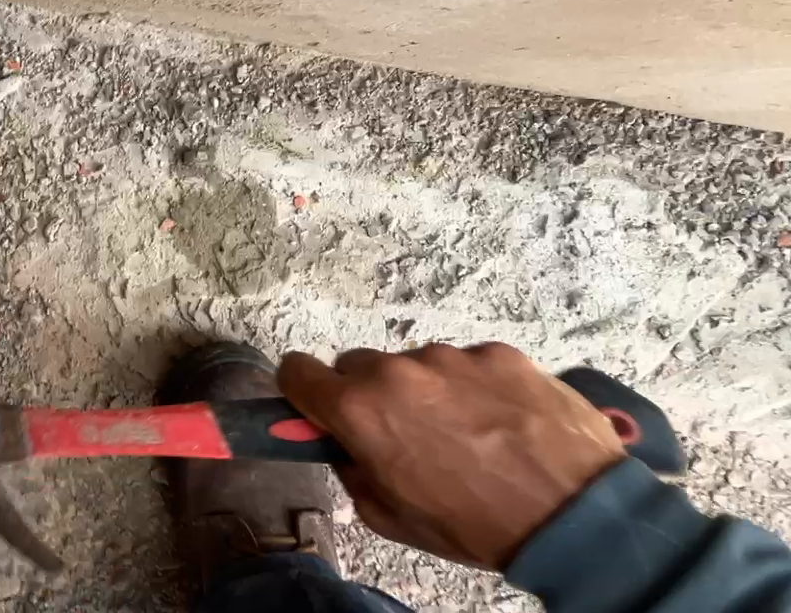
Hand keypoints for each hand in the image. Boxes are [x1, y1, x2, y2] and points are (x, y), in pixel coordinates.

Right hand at [277, 342, 625, 570]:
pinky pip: (471, 363)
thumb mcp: (392, 518)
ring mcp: (447, 357)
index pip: (294, 370)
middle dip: (372, 393)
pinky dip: (480, 386)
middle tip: (410, 430)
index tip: (322, 407)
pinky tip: (509, 421)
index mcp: (355, 408)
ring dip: (429, 389)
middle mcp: (391, 371)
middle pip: (357, 365)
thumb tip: (347, 450)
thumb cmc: (478, 526)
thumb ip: (352, 473)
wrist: (586, 524)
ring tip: (474, 431)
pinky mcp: (498, 354)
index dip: (304, 389)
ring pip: (416, 364)